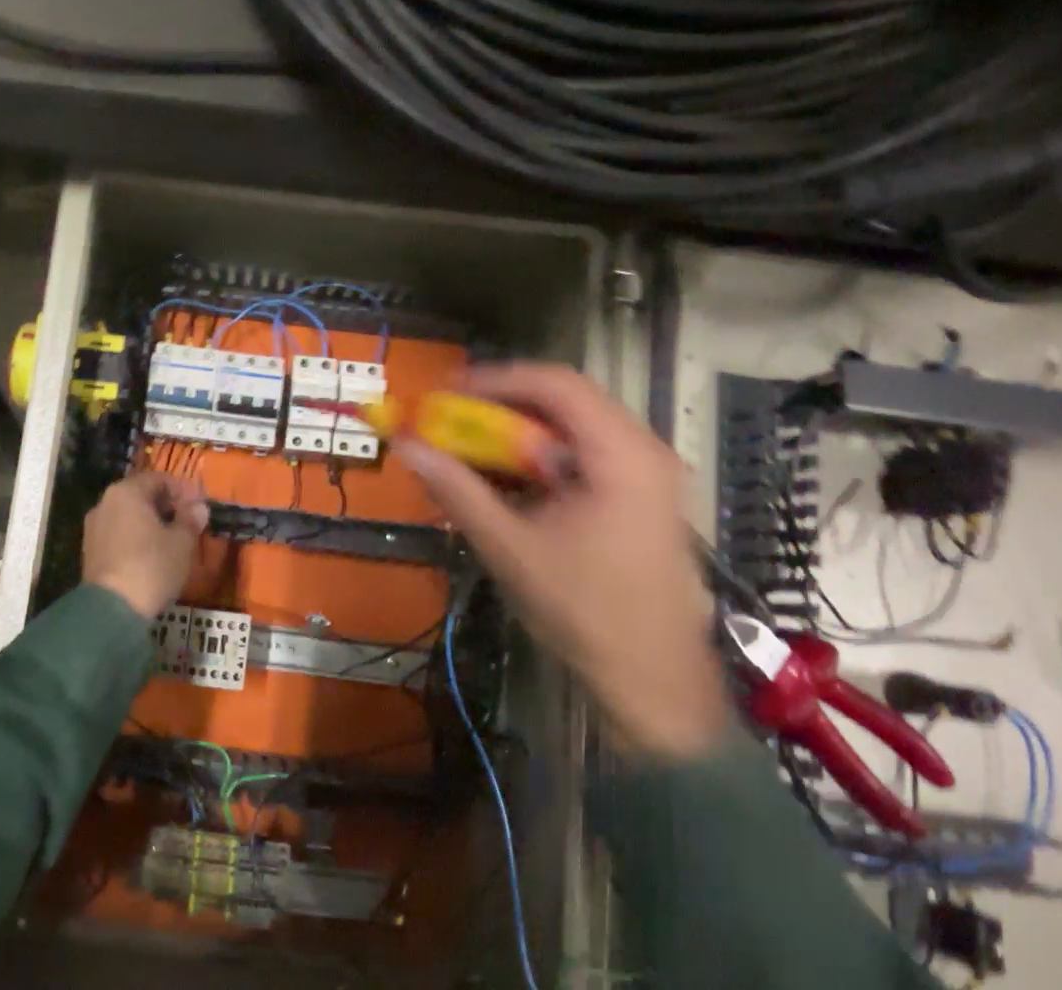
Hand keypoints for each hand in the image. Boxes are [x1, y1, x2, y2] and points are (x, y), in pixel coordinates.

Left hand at [82, 473, 209, 618]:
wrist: (112, 608)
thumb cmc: (152, 567)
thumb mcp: (182, 543)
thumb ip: (190, 520)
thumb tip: (198, 507)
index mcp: (126, 493)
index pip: (159, 479)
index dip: (183, 489)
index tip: (200, 504)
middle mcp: (105, 503)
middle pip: (141, 496)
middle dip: (167, 506)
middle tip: (190, 521)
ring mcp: (94, 528)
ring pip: (129, 516)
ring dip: (152, 522)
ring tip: (174, 539)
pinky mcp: (90, 551)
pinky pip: (119, 534)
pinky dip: (137, 538)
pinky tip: (153, 554)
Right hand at [398, 364, 727, 760]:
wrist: (652, 680)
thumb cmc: (584, 612)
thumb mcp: (510, 547)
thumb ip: (458, 491)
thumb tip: (408, 448)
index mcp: (622, 454)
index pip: (555, 384)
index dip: (495, 381)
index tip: (444, 395)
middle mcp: (644, 452)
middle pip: (565, 405)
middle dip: (500, 414)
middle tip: (449, 428)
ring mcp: (648, 479)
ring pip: (573, 436)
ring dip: (518, 443)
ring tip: (470, 461)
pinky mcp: (641, 504)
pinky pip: (584, 465)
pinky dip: (541, 469)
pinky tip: (507, 493)